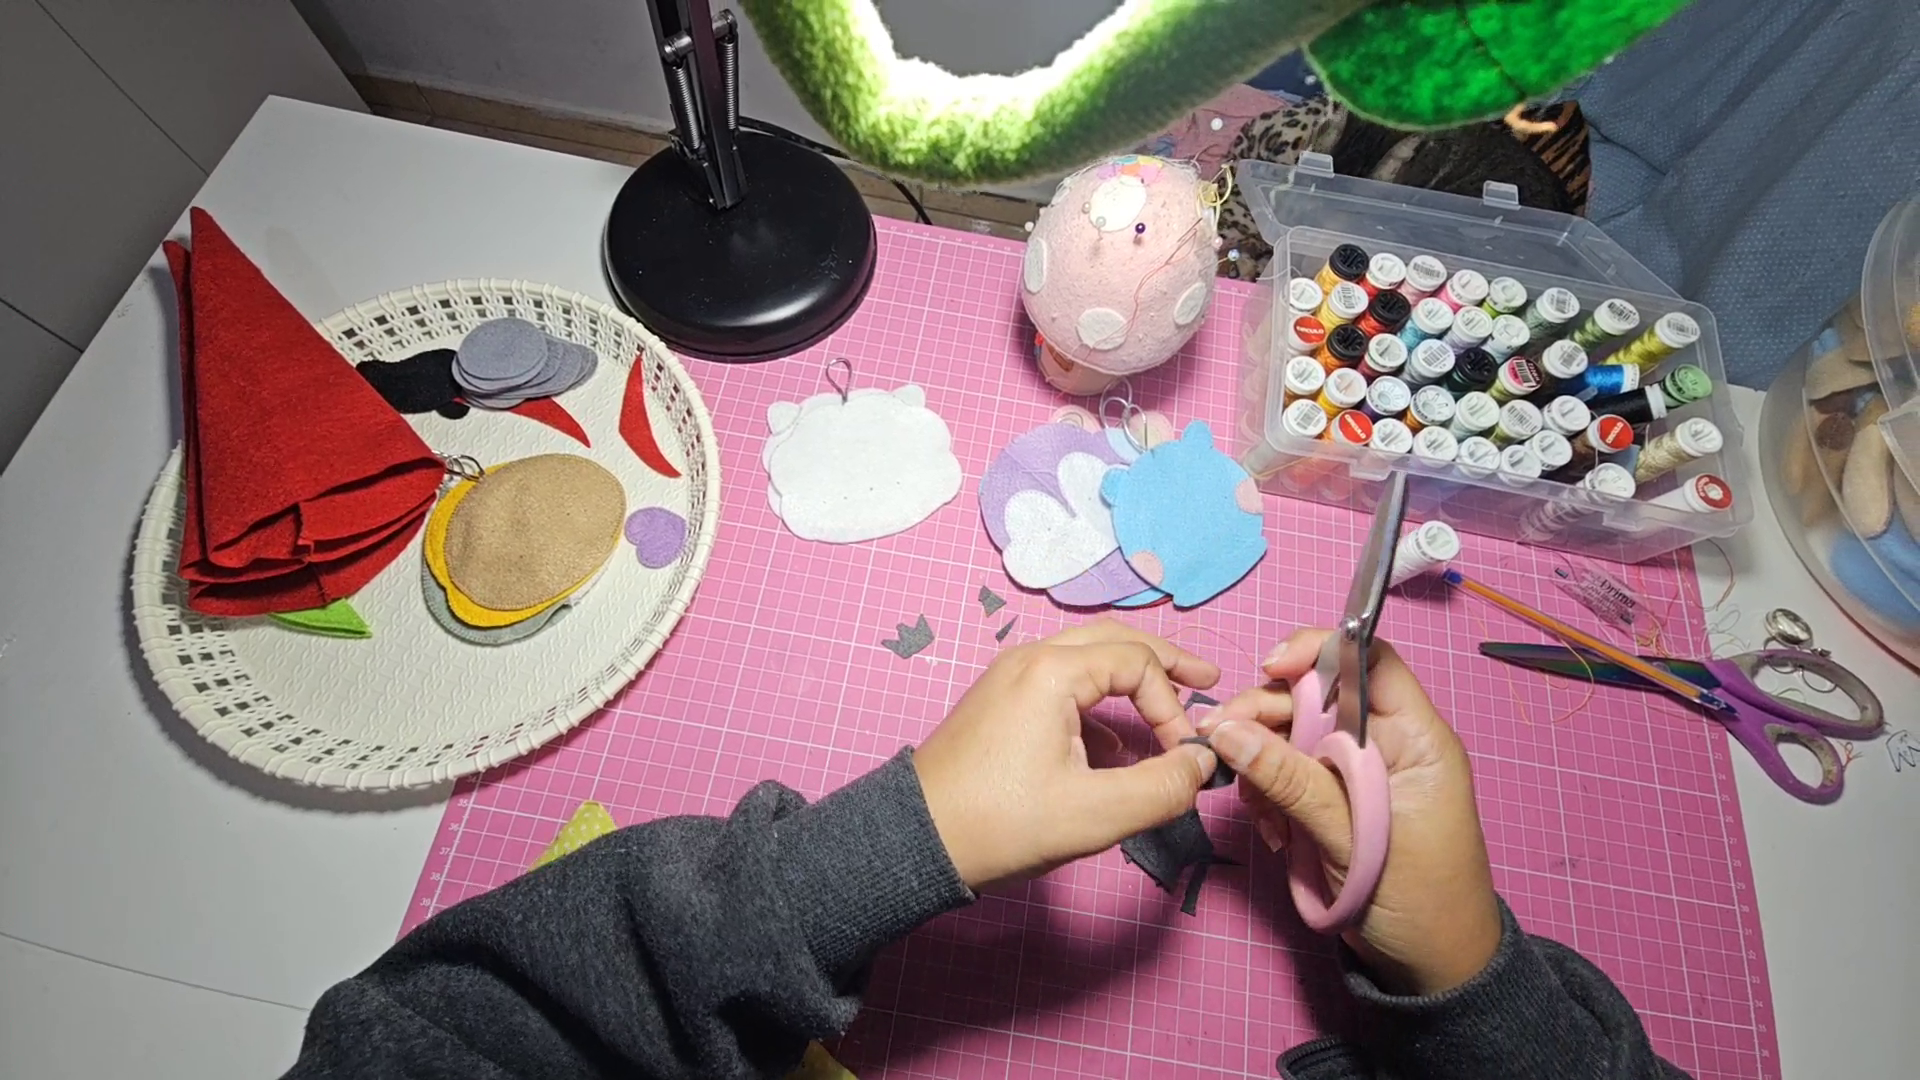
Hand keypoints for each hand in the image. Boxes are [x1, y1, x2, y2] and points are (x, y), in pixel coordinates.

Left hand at [914, 620, 1221, 890]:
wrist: (917, 837)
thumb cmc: (1003, 822)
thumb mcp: (1095, 813)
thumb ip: (1162, 787)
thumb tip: (1201, 762)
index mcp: (1052, 671)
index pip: (1137, 663)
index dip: (1172, 706)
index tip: (1184, 756)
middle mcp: (1030, 658)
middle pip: (1112, 639)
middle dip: (1162, 659)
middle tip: (1205, 679)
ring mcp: (1010, 676)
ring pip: (1084, 657)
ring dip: (1129, 676)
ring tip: (1167, 707)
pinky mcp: (1001, 700)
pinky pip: (1060, 683)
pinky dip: (1096, 701)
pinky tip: (1113, 746)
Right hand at [1198, 629, 1501, 995]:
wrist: (1431, 969)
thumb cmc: (1416, 902)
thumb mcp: (1350, 838)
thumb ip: (1289, 780)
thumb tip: (1224, 730)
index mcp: (1413, 737)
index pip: (1368, 659)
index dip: (1318, 650)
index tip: (1267, 669)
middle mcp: (1382, 739)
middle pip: (1312, 693)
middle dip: (1263, 712)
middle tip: (1218, 738)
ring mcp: (1353, 764)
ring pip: (1288, 728)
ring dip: (1258, 758)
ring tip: (1257, 808)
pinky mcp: (1330, 788)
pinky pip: (1282, 764)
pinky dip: (1265, 787)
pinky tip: (1270, 825)